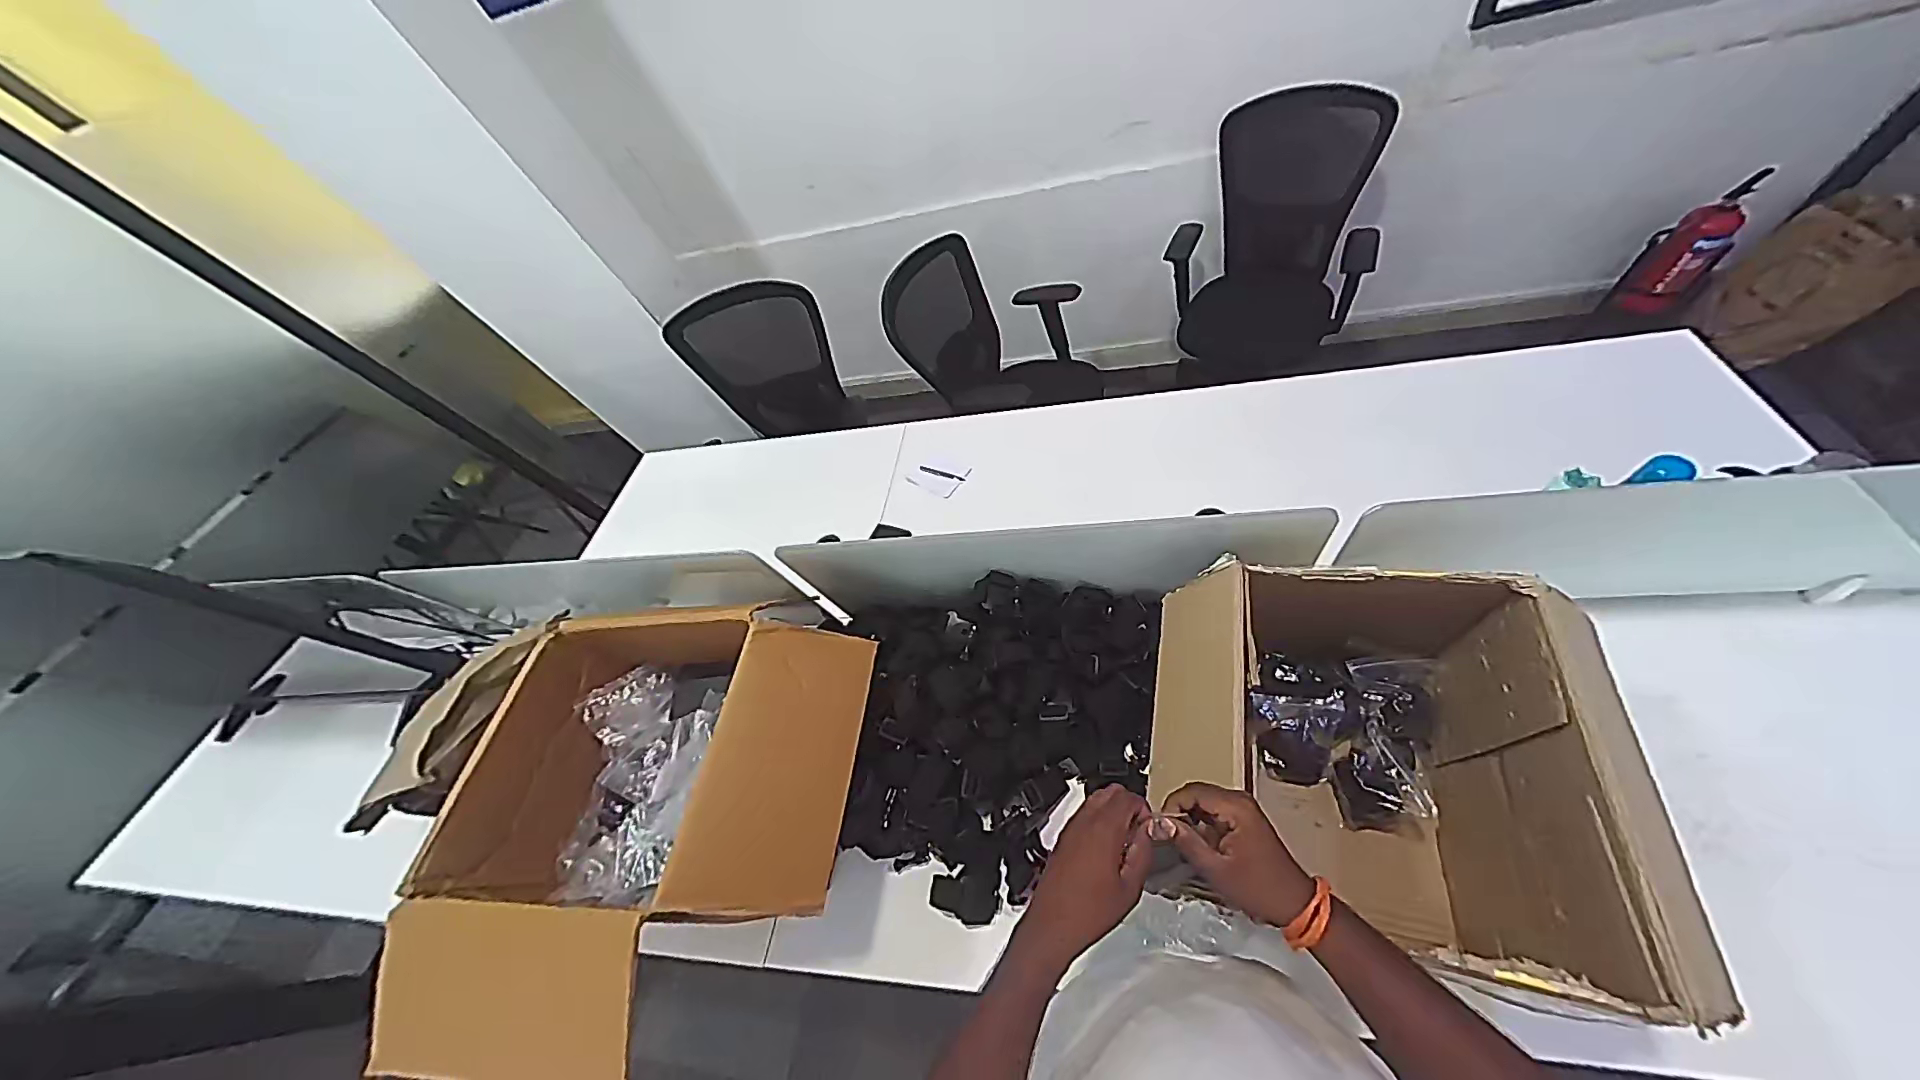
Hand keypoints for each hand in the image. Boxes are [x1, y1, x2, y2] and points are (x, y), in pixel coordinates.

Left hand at [1010, 785, 1152, 973]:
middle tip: (1139, 832)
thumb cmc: (1087, 912)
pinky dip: (1099, 821)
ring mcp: (1071, 828)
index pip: (1129, 797)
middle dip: (1129, 805)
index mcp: (1103, 829)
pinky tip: (1106, 849)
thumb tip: (1149, 833)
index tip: (1149, 828)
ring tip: (1124, 842)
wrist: (1052, 924)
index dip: (1144, 810)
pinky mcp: (1063, 837)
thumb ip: (1143, 852)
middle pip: (1111, 792)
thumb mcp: (1130, 887)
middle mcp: (1084, 822)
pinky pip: (1084, 815)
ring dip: (1113, 812)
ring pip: (1096, 800)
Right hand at [1160, 781, 1314, 927]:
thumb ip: (1185, 841)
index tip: (1163, 826)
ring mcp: (1244, 810)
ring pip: (1204, 804)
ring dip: (1192, 821)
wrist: (1294, 904)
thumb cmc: (1262, 889)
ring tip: (1190, 846)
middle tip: (1172, 837)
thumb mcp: (1215, 868)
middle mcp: (1241, 802)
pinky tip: (1205, 848)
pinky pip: (1215, 813)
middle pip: (1197, 794)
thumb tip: (1161, 823)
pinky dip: (1204, 827)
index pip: (1191, 791)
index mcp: (1236, 807)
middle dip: (1181, 814)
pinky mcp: (1245, 819)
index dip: (1171, 806)